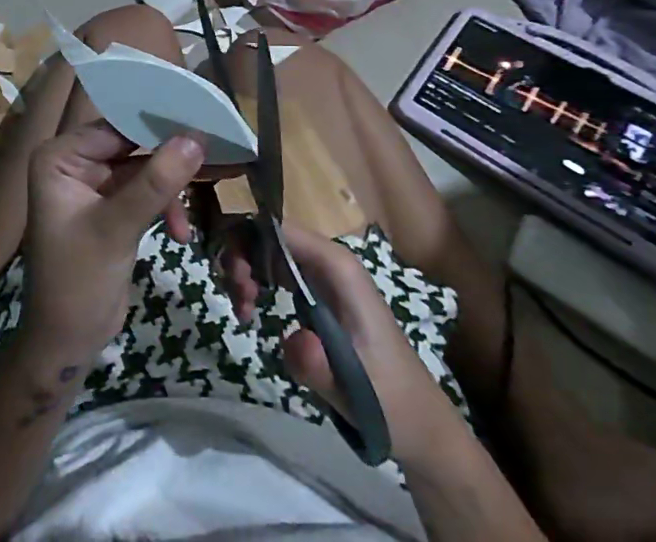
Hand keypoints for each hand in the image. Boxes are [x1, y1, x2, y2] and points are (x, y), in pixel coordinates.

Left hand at [20, 122, 204, 356]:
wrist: (67, 341)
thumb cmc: (77, 280)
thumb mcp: (116, 228)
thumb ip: (155, 183)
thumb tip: (195, 139)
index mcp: (60, 158)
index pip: (115, 126)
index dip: (158, 123)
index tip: (203, 119)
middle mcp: (74, 163)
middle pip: (132, 143)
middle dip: (171, 154)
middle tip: (218, 151)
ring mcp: (94, 186)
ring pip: (145, 168)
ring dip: (173, 186)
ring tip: (210, 191)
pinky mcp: (113, 208)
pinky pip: (147, 191)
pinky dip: (166, 207)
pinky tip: (181, 233)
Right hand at [223, 222, 463, 467]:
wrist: (420, 425)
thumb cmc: (391, 401)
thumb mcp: (354, 390)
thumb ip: (318, 365)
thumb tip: (290, 339)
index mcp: (341, 271)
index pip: (284, 230)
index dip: (250, 242)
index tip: (235, 280)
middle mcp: (331, 265)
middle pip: (271, 237)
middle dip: (243, 259)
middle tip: (239, 301)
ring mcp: (324, 280)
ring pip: (270, 253)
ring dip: (246, 273)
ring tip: (244, 312)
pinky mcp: (318, 297)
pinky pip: (277, 273)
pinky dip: (256, 285)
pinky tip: (251, 314)